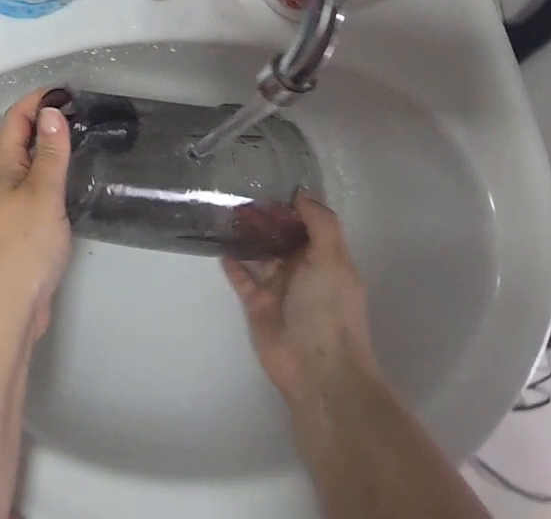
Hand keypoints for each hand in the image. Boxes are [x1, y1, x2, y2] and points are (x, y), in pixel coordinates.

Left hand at [0, 87, 74, 337]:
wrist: (7, 305)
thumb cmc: (24, 246)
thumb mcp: (43, 193)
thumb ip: (49, 154)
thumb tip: (49, 112)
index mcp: (1, 169)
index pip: (14, 121)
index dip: (34, 101)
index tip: (63, 90)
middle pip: (8, 139)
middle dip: (31, 119)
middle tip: (64, 113)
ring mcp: (4, 207)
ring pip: (15, 165)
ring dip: (35, 146)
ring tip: (64, 142)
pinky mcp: (16, 229)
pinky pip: (26, 187)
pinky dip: (41, 173)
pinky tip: (60, 185)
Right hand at [221, 190, 378, 399]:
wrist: (316, 366)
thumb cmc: (329, 308)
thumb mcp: (332, 260)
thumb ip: (321, 224)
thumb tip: (302, 194)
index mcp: (326, 259)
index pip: (309, 224)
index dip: (292, 206)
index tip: (269, 183)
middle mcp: (303, 271)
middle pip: (282, 237)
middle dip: (265, 218)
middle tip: (238, 192)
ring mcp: (279, 288)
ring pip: (260, 253)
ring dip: (246, 236)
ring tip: (224, 212)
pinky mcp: (257, 303)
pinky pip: (242, 277)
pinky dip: (232, 262)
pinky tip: (218, 244)